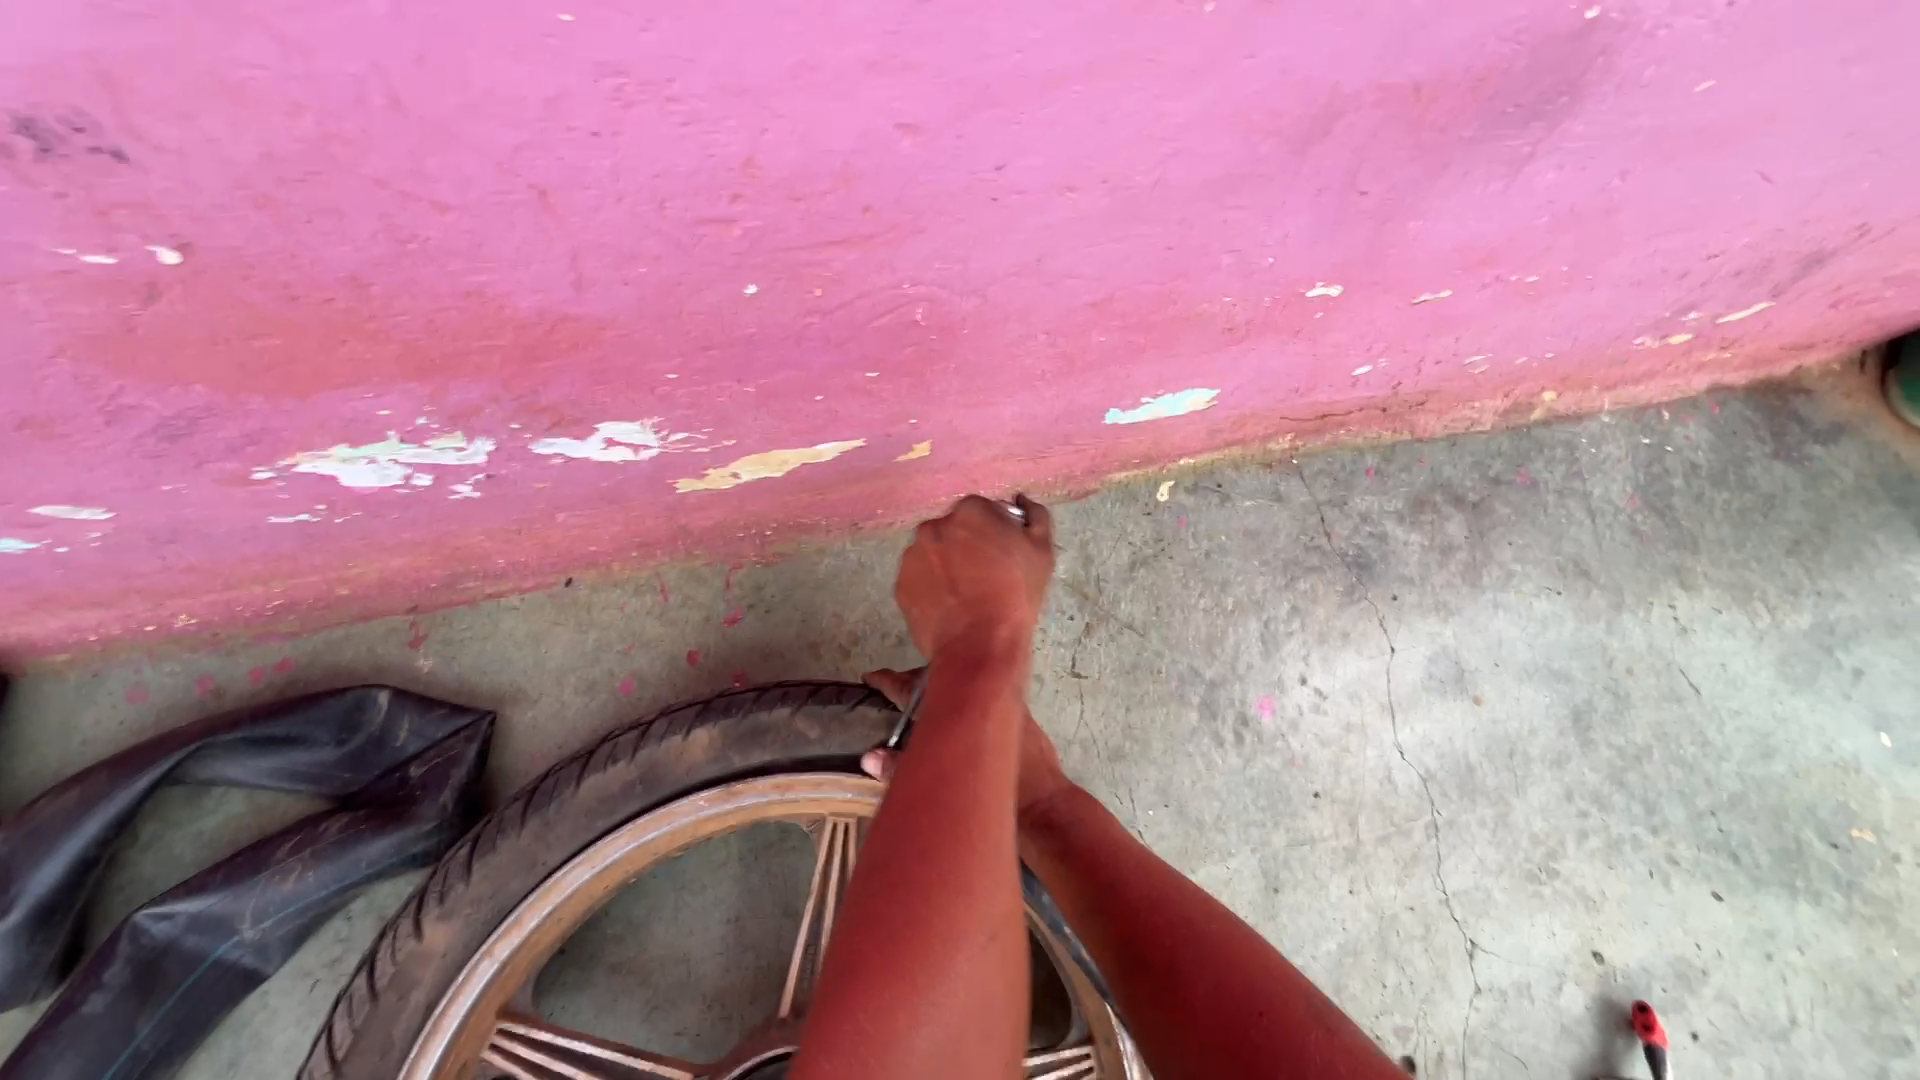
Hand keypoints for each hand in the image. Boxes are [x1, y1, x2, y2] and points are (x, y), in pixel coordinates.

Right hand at [862, 667, 1075, 818]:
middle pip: (940, 681)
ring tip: (915, 703)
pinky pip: (980, 700)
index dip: (891, 682)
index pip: (916, 687)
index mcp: (963, 705)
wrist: (1047, 806)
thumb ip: (902, 769)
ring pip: (961, 689)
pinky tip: (950, 722)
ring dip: (938, 692)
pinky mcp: (1018, 720)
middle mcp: (984, 696)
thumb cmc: (1002, 794)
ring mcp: (1004, 707)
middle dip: (914, 683)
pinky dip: (959, 704)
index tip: (872, 677)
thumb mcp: (946, 783)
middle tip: (891, 688)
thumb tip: (869, 757)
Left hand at [894, 495, 1054, 660]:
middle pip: (953, 530)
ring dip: (946, 565)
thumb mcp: (1042, 551)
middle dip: (966, 546)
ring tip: (966, 595)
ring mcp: (912, 555)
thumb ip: (1035, 516)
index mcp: (970, 511)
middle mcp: (934, 526)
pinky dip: (931, 587)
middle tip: (984, 576)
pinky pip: (919, 579)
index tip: (1002, 555)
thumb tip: (1021, 500)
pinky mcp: (900, 584)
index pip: (981, 512)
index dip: (993, 533)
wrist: (979, 644)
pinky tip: (949, 606)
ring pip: (933, 553)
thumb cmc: (1017, 594)